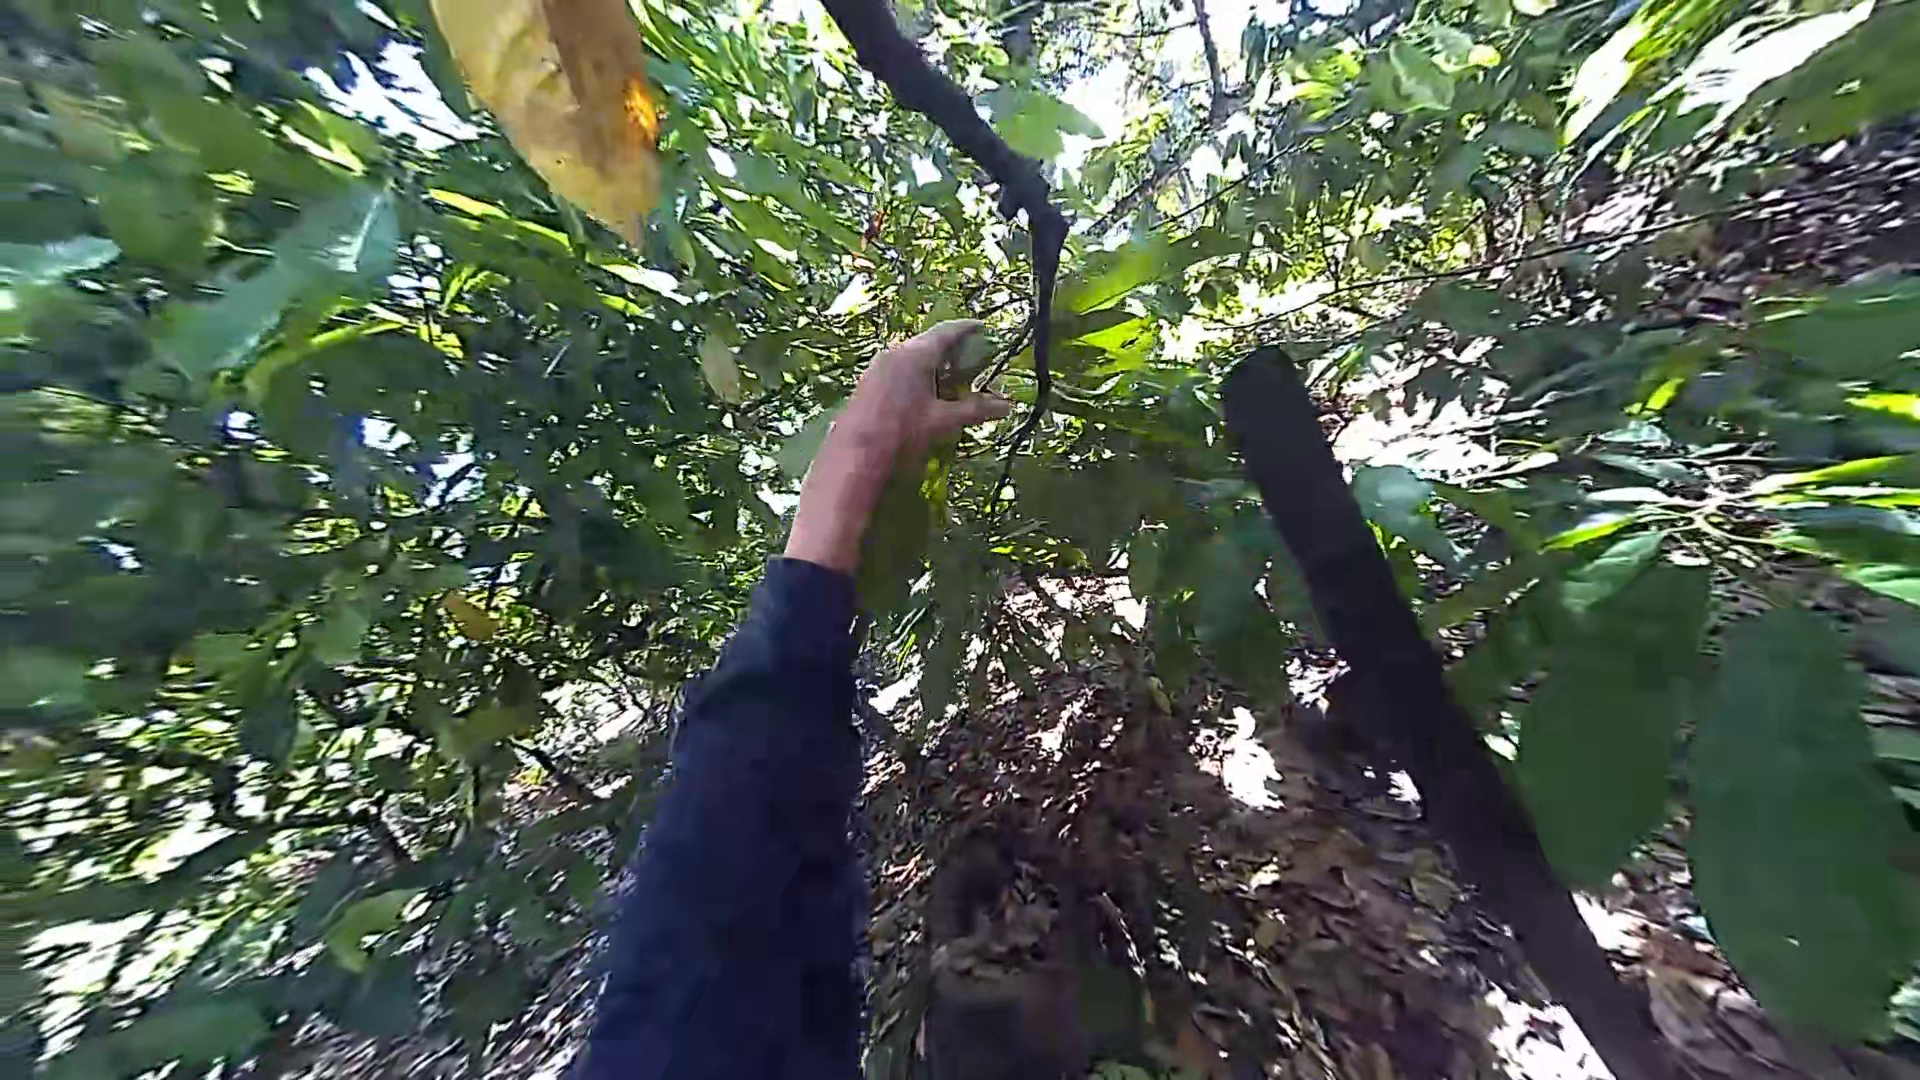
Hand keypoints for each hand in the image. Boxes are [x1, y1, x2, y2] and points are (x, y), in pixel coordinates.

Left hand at [785, 320, 1010, 574]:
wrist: (855, 457)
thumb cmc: (902, 433)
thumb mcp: (943, 421)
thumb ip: (975, 409)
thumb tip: (1007, 405)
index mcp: (915, 355)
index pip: (947, 332)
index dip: (968, 328)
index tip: (984, 327)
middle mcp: (894, 354)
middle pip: (929, 345)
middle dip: (952, 352)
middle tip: (973, 362)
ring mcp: (877, 368)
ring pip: (912, 359)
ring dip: (934, 368)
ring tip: (952, 383)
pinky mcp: (868, 385)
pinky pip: (899, 372)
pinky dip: (918, 378)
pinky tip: (925, 399)